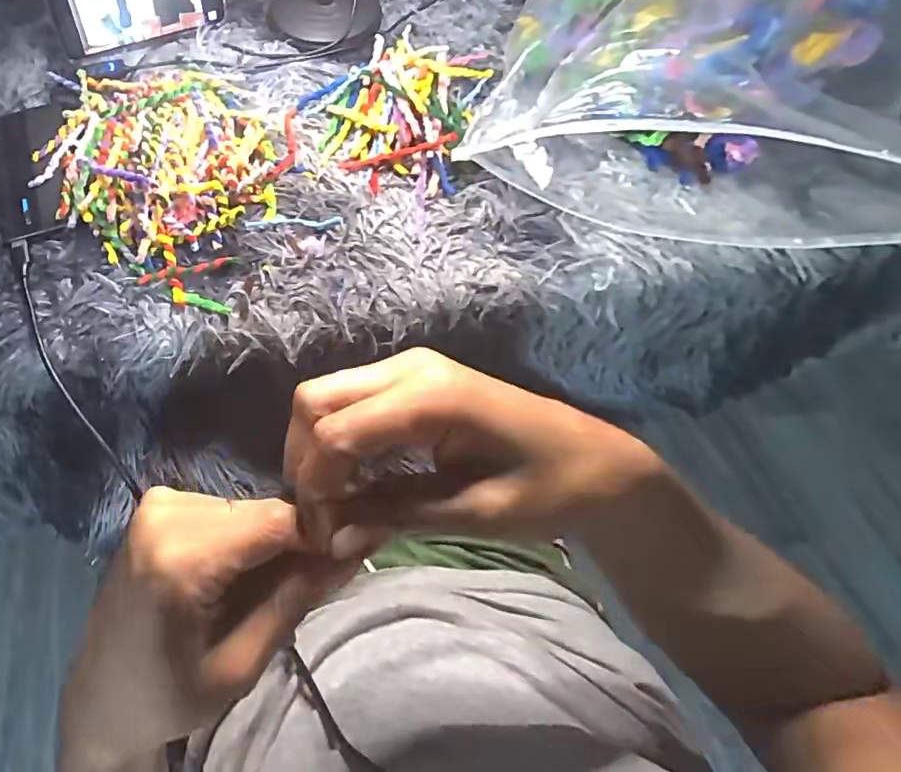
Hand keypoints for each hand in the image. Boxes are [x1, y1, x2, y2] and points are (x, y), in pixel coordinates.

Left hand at [58, 487, 363, 771]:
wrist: (101, 691)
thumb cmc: (167, 693)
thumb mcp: (238, 666)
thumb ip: (292, 601)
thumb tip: (349, 553)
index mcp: (180, 557)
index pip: (273, 519)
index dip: (317, 533)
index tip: (344, 557)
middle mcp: (165, 512)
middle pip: (259, 510)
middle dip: (293, 540)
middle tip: (311, 581)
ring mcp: (157, 502)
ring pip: (243, 507)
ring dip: (266, 540)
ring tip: (264, 586)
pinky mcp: (155, 502)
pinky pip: (220, 508)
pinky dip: (239, 535)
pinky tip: (234, 572)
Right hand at [285, 348, 665, 552]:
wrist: (597, 460)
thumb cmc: (548, 491)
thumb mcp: (472, 514)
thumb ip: (395, 515)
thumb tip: (328, 535)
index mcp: (430, 397)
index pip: (336, 431)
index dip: (316, 483)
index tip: (320, 532)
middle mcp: (408, 366)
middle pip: (314, 397)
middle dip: (303, 456)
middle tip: (318, 512)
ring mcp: (407, 364)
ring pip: (323, 393)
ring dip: (314, 445)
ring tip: (331, 498)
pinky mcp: (408, 374)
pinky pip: (348, 397)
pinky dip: (335, 435)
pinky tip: (351, 474)